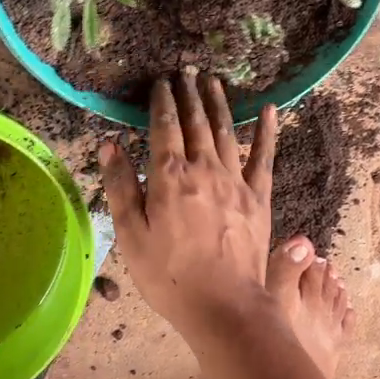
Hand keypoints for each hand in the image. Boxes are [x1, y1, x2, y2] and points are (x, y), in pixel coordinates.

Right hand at [99, 70, 278, 332]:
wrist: (224, 307)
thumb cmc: (169, 275)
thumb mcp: (131, 234)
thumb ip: (120, 185)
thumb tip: (109, 142)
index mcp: (170, 175)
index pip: (164, 126)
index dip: (162, 101)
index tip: (161, 81)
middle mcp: (203, 167)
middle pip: (195, 122)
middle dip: (189, 94)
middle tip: (186, 71)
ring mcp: (234, 181)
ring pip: (225, 131)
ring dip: (218, 103)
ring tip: (213, 81)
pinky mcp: (257, 197)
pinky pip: (263, 156)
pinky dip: (267, 131)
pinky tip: (270, 109)